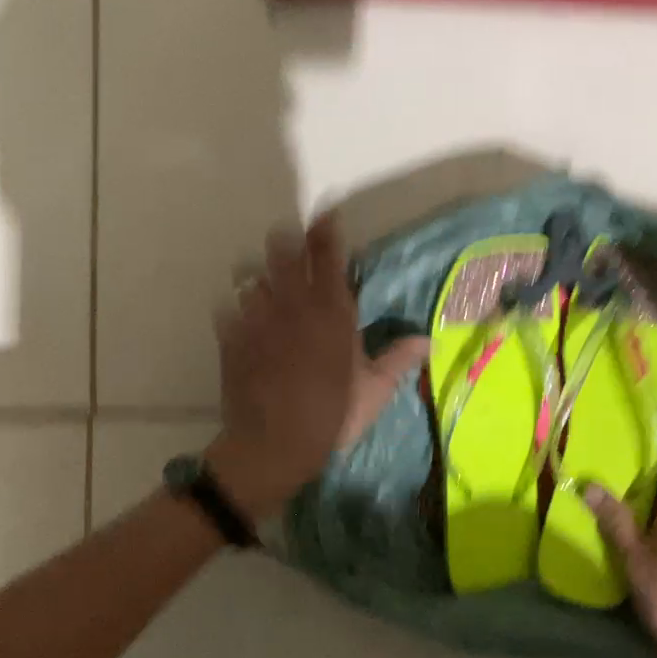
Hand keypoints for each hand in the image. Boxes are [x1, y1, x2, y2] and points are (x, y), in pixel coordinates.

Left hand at [205, 215, 427, 519]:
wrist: (274, 445)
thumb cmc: (332, 417)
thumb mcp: (376, 391)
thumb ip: (399, 360)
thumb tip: (426, 340)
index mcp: (332, 312)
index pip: (328, 255)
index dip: (327, 229)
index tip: (327, 212)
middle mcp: (293, 305)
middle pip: (284, 252)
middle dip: (289, 243)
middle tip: (294, 244)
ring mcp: (257, 319)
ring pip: (253, 276)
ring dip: (262, 276)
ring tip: (268, 285)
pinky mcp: (231, 337)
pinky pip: (230, 308)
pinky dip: (237, 309)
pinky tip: (243, 320)